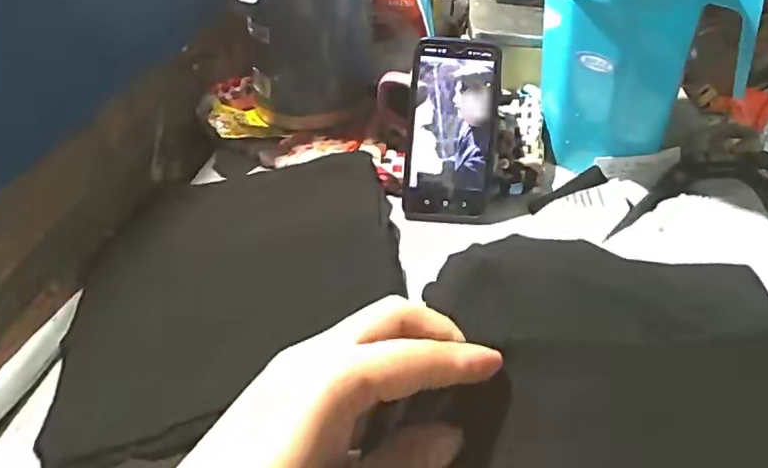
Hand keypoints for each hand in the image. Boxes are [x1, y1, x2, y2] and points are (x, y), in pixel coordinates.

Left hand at [180, 296, 502, 467]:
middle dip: (435, 331)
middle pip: (389, 315)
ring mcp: (286, 368)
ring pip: (367, 329)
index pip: (408, 354)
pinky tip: (383, 407)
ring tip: (432, 383)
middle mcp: (308, 357)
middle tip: (466, 363)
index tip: (495, 362)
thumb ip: (399, 463)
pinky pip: (343, 352)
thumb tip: (449, 432)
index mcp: (327, 379)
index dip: (457, 358)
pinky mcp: (272, 386)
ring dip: (407, 344)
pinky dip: (378, 362)